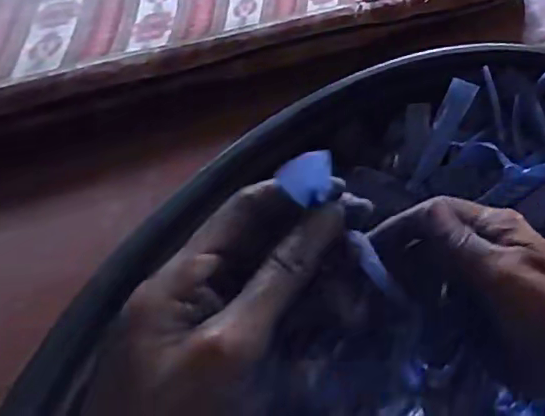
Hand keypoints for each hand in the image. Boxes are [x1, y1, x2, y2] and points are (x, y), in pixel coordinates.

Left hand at [83, 181, 346, 415]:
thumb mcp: (232, 345)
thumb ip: (281, 274)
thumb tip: (331, 210)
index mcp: (179, 277)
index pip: (246, 208)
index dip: (297, 192)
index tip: (346, 193)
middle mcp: (193, 288)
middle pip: (265, 238)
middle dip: (316, 233)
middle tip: (365, 229)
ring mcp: (207, 322)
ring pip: (276, 274)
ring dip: (319, 273)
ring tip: (356, 281)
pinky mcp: (223, 352)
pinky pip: (273, 311)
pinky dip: (307, 307)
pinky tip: (337, 314)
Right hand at [370, 197, 544, 415]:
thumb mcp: (502, 273)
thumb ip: (462, 246)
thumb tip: (425, 210)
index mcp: (493, 228)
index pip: (439, 212)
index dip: (404, 225)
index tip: (366, 247)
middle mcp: (484, 248)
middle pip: (433, 243)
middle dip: (400, 259)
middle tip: (363, 286)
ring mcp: (481, 282)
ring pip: (433, 276)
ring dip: (408, 290)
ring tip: (374, 311)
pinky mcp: (478, 315)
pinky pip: (442, 308)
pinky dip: (422, 316)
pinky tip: (404, 331)